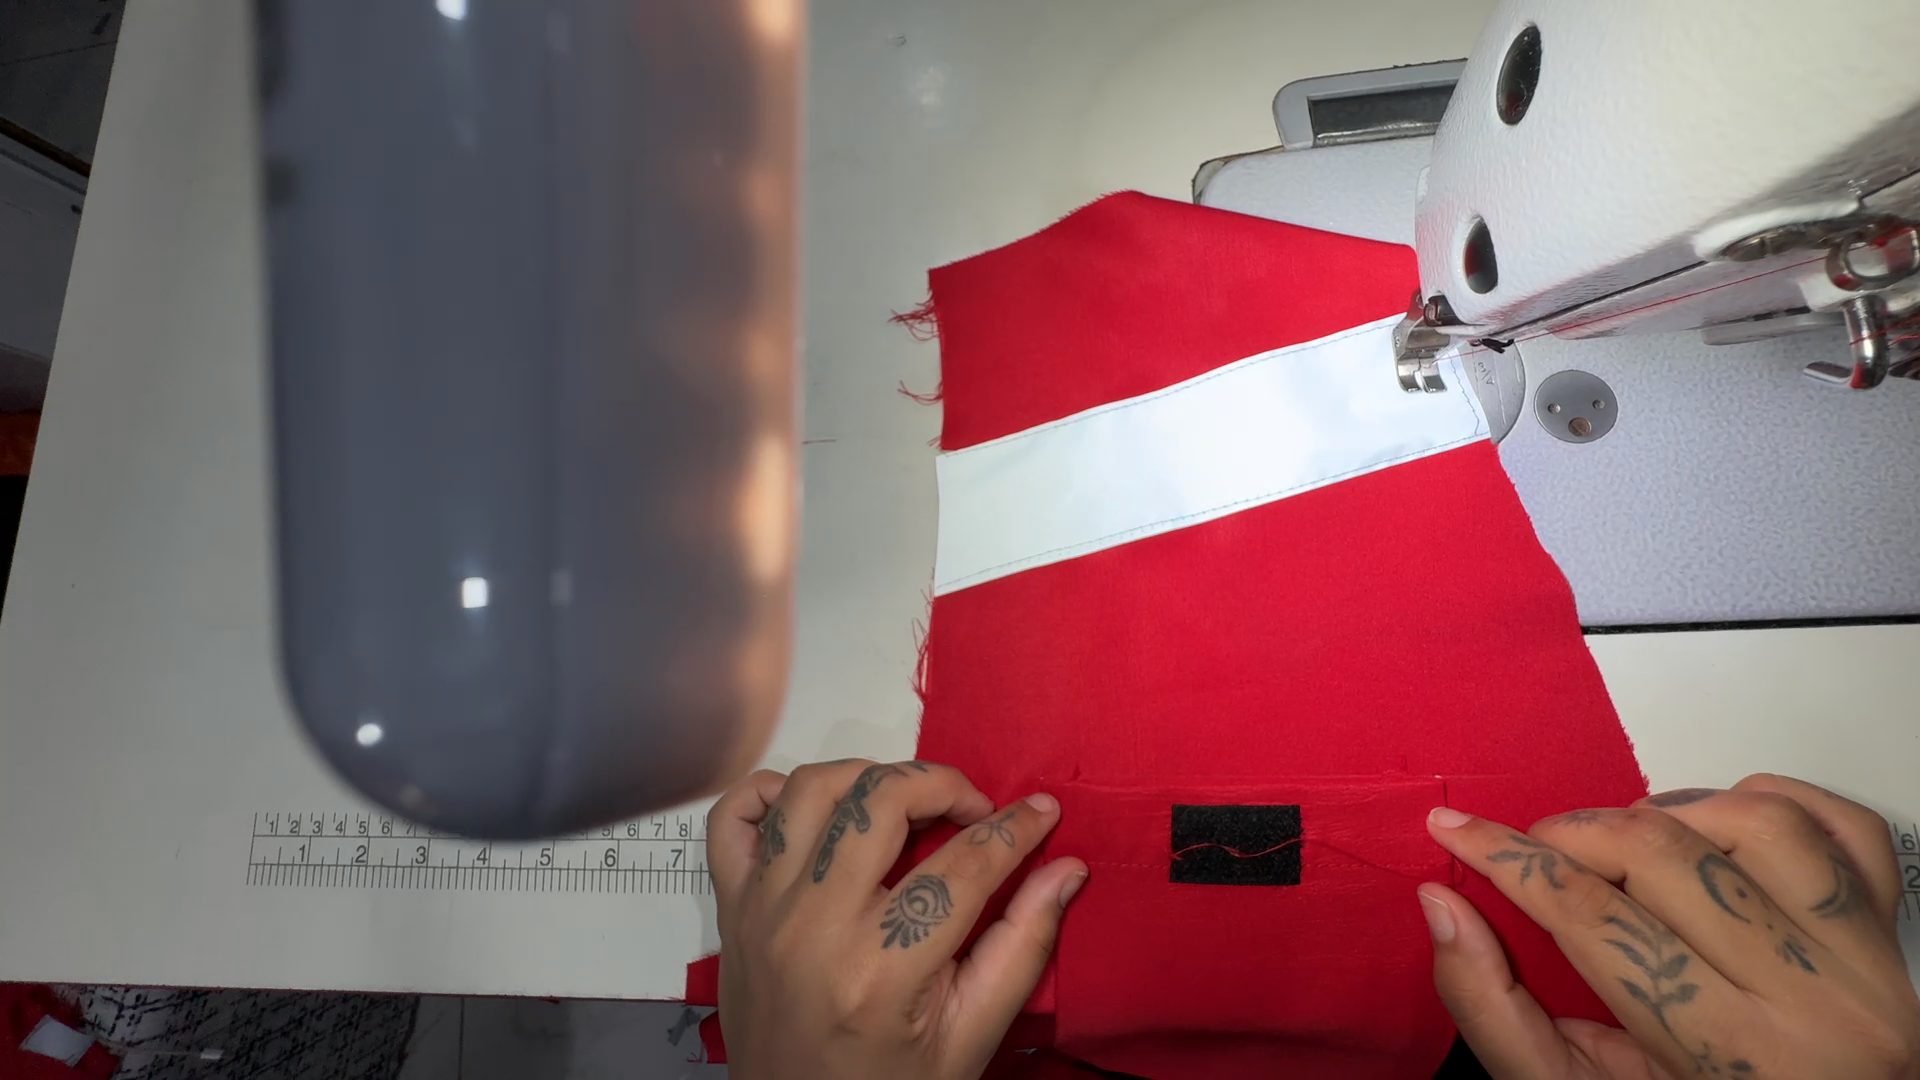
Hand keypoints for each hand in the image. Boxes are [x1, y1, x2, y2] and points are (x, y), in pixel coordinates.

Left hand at [706, 759, 1088, 1079]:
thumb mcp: (972, 1037)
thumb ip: (1024, 946)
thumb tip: (1068, 866)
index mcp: (879, 972)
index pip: (963, 868)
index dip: (1014, 829)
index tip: (1041, 810)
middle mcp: (811, 927)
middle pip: (880, 803)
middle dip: (942, 784)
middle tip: (971, 807)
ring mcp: (760, 910)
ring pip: (810, 789)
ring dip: (867, 776)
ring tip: (902, 803)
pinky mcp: (729, 905)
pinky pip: (732, 815)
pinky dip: (770, 792)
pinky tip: (818, 811)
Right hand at [1419, 774, 1919, 1078]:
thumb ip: (1488, 1003)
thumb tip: (1439, 900)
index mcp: (1734, 1055)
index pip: (1589, 914)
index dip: (1500, 856)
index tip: (1448, 827)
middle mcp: (1821, 1006)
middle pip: (1658, 852)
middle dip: (1566, 834)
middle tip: (1540, 856)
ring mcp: (1873, 966)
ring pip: (1755, 822)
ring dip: (1665, 812)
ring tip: (1627, 846)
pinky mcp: (1893, 935)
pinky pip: (1842, 827)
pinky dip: (1769, 804)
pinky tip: (1713, 833)